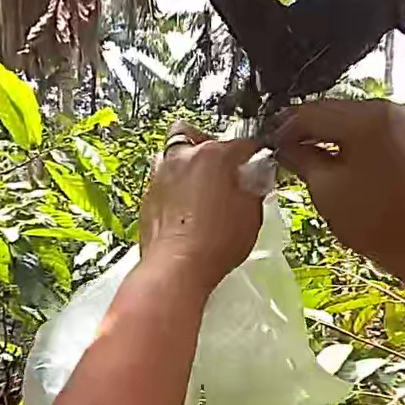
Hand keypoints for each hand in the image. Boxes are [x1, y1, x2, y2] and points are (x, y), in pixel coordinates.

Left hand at [137, 121, 263, 297]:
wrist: (175, 268)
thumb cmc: (213, 243)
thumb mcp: (251, 214)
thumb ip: (254, 187)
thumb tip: (255, 177)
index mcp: (213, 155)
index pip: (242, 143)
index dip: (254, 154)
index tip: (258, 164)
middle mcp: (182, 158)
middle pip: (196, 136)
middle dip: (210, 147)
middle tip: (223, 169)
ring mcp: (160, 176)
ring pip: (171, 154)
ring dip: (185, 162)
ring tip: (199, 184)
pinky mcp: (146, 197)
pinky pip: (161, 181)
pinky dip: (172, 186)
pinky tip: (184, 205)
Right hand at [267, 99, 404, 276]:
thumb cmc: (374, 220)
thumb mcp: (324, 188)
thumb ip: (300, 159)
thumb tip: (285, 149)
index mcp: (365, 121)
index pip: (311, 112)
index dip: (284, 127)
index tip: (269, 140)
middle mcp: (389, 111)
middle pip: (333, 109)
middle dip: (305, 128)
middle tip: (281, 146)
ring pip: (352, 116)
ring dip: (326, 132)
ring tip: (304, 153)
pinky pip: (371, 126)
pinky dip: (349, 137)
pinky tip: (333, 155)